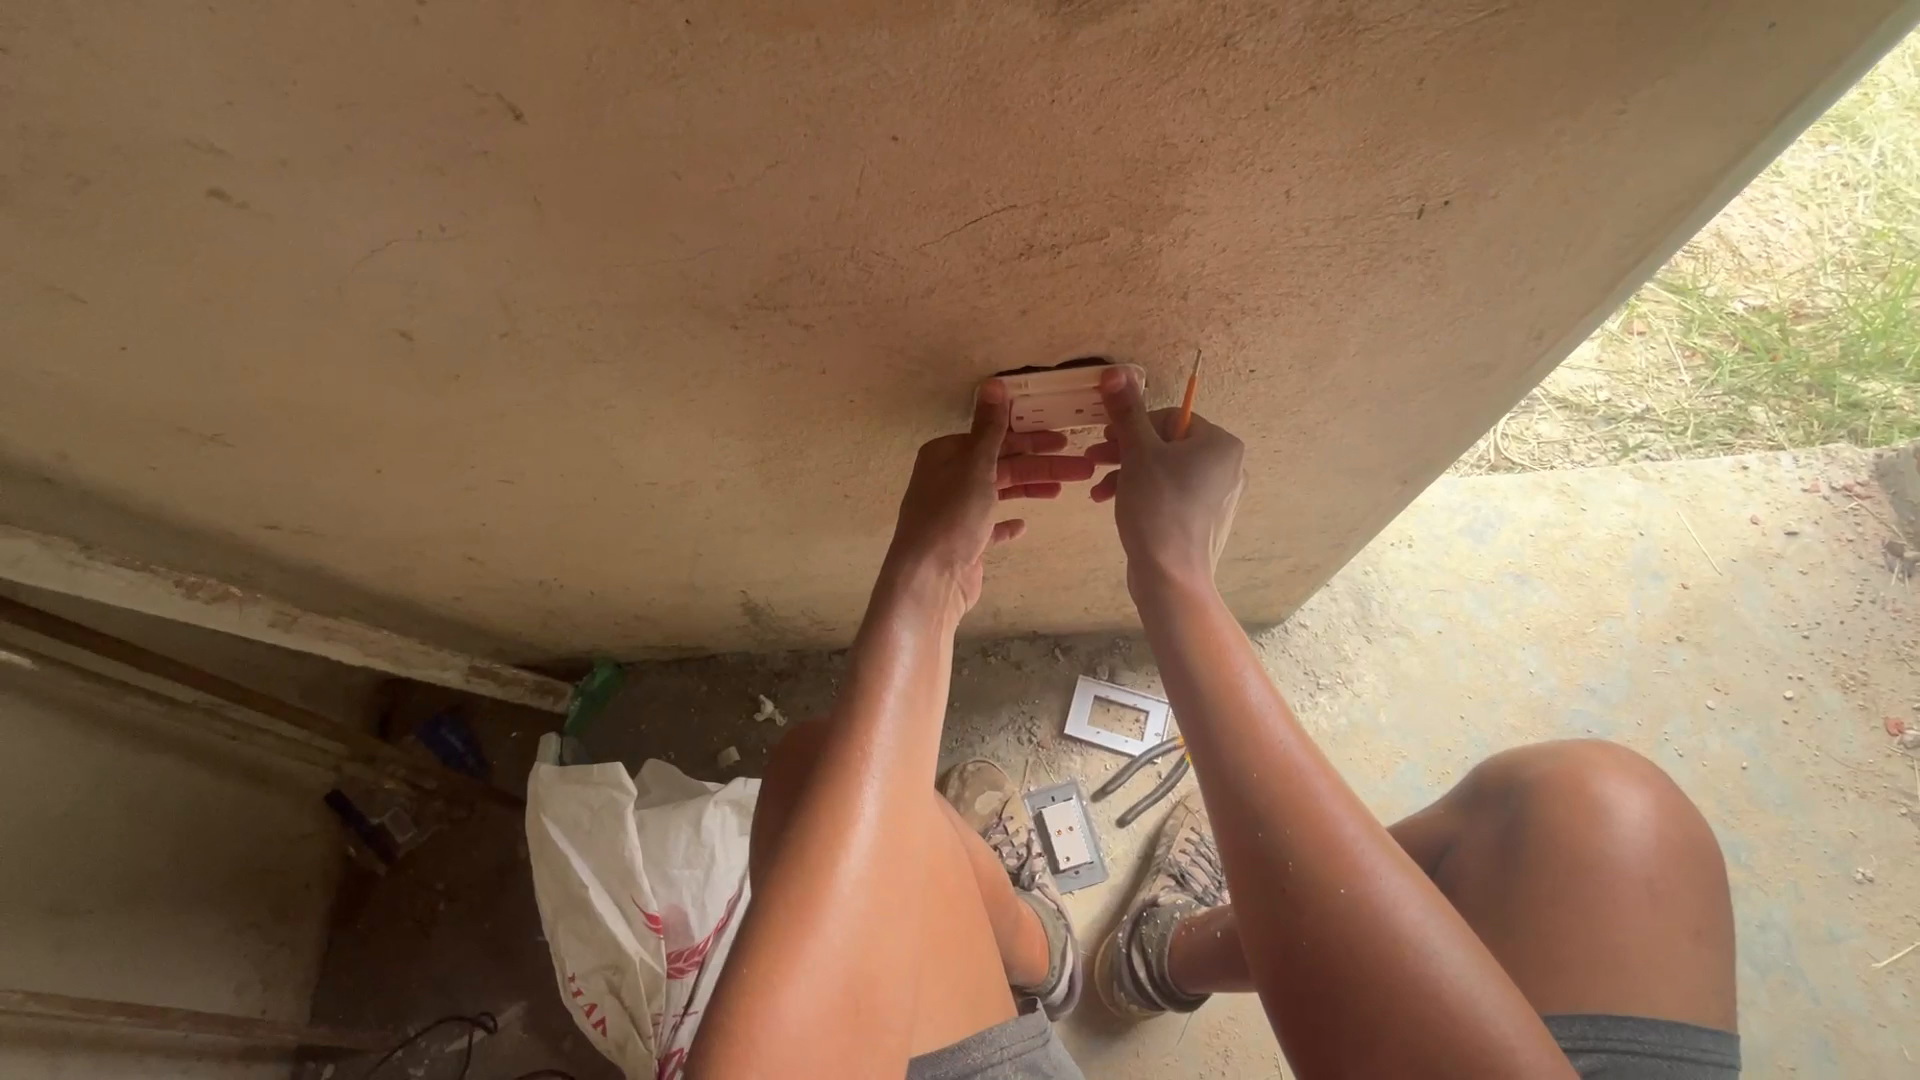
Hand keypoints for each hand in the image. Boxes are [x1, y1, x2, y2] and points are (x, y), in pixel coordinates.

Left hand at [885, 380, 1096, 613]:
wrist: (929, 579)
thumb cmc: (951, 517)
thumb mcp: (975, 466)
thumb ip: (990, 428)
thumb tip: (993, 383)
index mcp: (947, 454)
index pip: (996, 438)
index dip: (1031, 438)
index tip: (1065, 440)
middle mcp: (948, 479)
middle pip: (1003, 465)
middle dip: (1041, 465)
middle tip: (1083, 467)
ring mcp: (956, 512)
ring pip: (1000, 492)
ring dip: (1032, 489)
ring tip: (1064, 491)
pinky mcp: (965, 541)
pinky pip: (990, 526)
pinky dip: (1007, 523)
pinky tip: (1024, 525)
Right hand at [1085, 366, 1245, 593]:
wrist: (1171, 576)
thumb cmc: (1157, 508)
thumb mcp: (1136, 454)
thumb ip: (1126, 412)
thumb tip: (1115, 371)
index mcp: (1220, 443)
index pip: (1170, 417)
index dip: (1132, 425)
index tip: (1104, 439)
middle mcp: (1228, 466)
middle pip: (1166, 444)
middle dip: (1125, 452)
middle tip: (1095, 458)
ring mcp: (1218, 496)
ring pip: (1165, 471)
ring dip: (1127, 474)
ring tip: (1098, 489)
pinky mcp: (1204, 520)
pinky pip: (1171, 494)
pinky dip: (1143, 494)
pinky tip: (1114, 504)